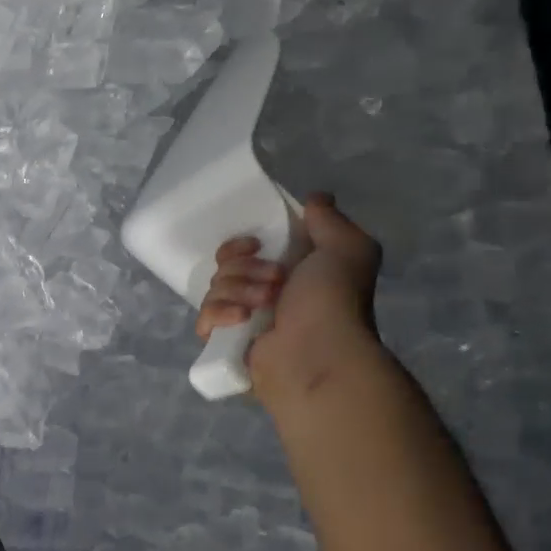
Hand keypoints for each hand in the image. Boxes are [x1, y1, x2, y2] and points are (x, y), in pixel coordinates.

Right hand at [197, 193, 384, 401]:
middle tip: (273, 281)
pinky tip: (241, 321)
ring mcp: (242, 319)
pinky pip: (203, 319)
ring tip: (263, 306)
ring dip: (238, 292)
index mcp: (288, 272)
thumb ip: (329, 221)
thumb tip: (315, 198)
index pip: (244, 249)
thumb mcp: (347, 248)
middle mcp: (264, 293)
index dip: (241, 244)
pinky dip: (219, 315)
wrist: (317, 352)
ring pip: (213, 290)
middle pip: (225, 266)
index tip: (254, 244)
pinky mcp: (224, 342)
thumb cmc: (333, 299)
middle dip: (243, 269)